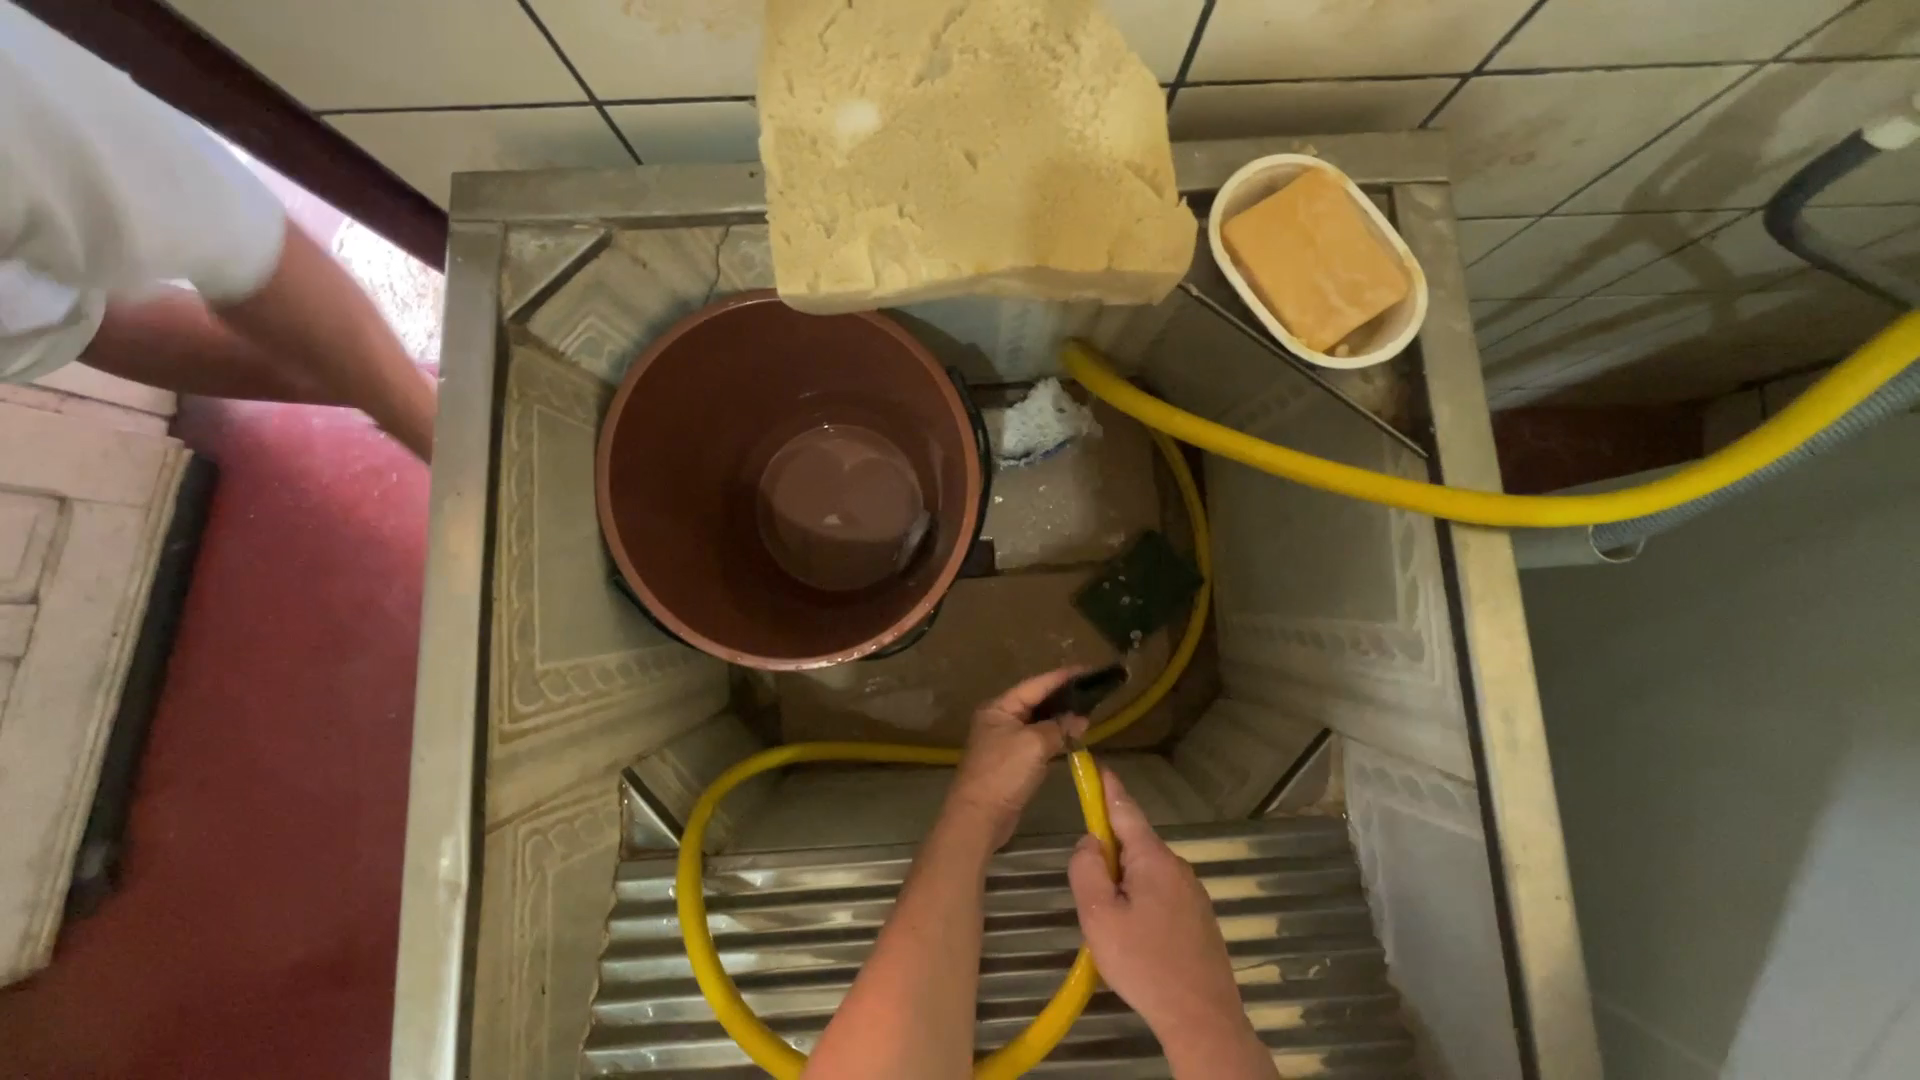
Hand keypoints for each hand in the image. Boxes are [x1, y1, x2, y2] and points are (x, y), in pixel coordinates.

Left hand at [945, 668, 1088, 848]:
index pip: (1035, 685)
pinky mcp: (1013, 761)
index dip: (1062, 677)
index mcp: (999, 708)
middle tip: (1093, 691)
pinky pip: (1038, 741)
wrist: (980, 817)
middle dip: (1064, 698)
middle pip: (1036, 702)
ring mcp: (1005, 740)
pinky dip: (1055, 738)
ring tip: (1089, 712)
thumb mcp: (1034, 744)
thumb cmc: (1003, 773)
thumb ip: (1058, 727)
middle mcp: (1000, 719)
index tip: (1088, 670)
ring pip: (1039, 723)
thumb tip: (1080, 718)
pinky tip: (1073, 736)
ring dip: (1061, 719)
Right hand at [1068, 771, 1259, 1059]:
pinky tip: (1137, 941)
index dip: (1107, 788)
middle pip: (1134, 845)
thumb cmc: (1143, 964)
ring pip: (1147, 874)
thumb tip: (1089, 842)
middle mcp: (1177, 866)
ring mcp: (1193, 893)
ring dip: (1125, 885)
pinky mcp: (1199, 918)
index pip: (1125, 810)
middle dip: (1110, 856)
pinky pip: (1162, 895)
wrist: (1201, 1018)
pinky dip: (1142, 903)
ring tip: (1113, 929)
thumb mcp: (1098, 915)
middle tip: (1092, 897)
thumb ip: (1086, 869)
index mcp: (1153, 859)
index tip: (1096, 766)